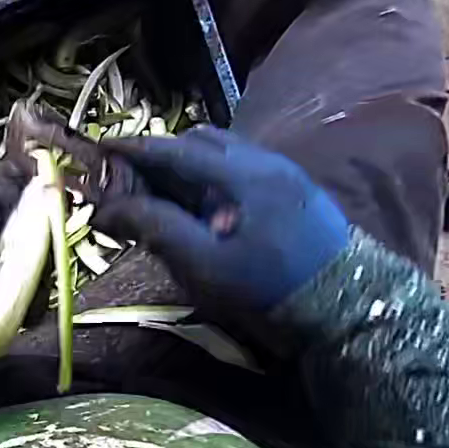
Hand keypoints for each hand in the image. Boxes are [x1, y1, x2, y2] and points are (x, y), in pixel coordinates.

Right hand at [95, 128, 350, 314]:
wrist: (343, 306)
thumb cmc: (267, 287)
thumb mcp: (205, 264)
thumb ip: (158, 228)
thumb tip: (110, 208)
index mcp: (245, 174)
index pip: (178, 150)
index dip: (137, 148)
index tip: (105, 147)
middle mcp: (266, 161)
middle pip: (202, 141)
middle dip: (162, 153)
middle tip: (132, 177)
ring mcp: (284, 173)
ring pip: (224, 151)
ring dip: (188, 163)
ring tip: (165, 193)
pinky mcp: (293, 189)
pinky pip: (241, 166)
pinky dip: (211, 174)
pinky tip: (203, 205)